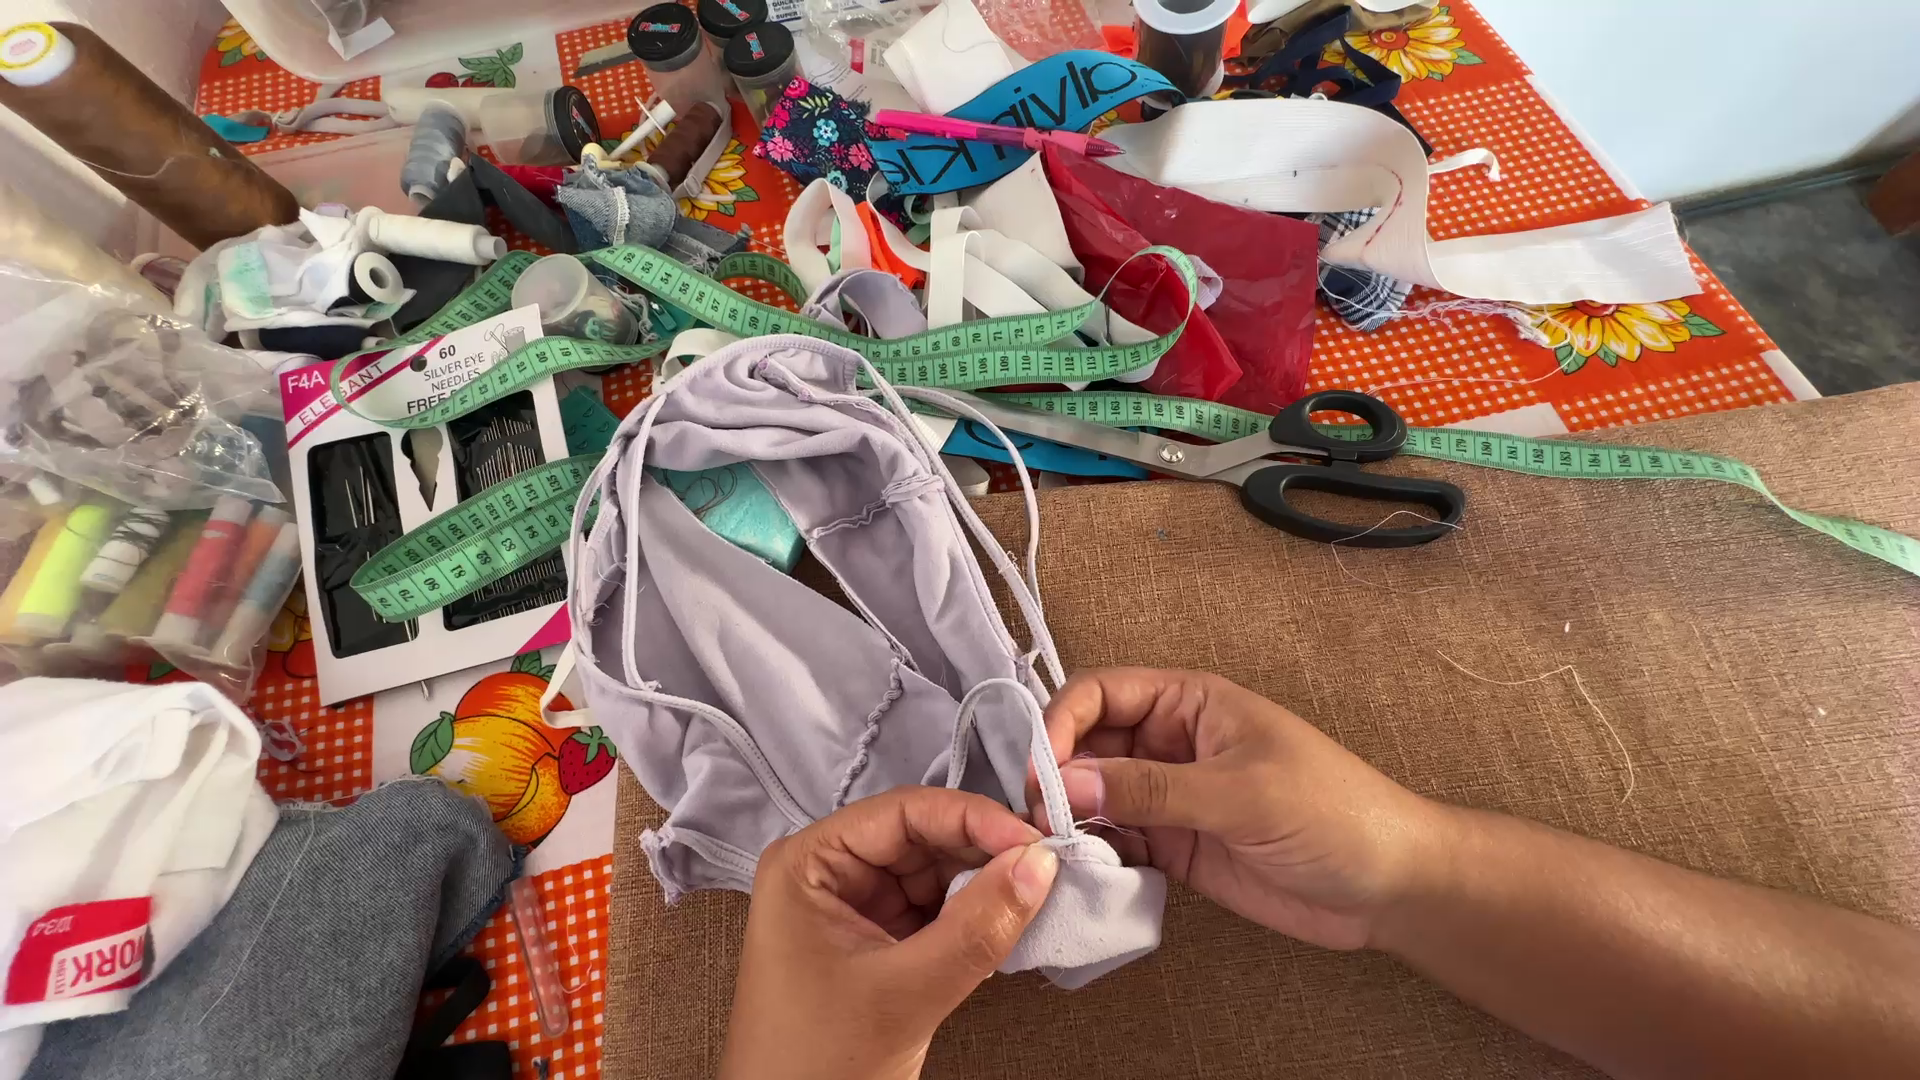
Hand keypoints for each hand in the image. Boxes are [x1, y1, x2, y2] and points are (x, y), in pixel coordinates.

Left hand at [719, 786, 1059, 1079]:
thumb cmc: (822, 1067)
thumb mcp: (902, 995)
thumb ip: (975, 928)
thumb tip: (1042, 863)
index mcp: (811, 861)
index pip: (902, 813)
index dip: (970, 817)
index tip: (1032, 838)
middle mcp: (832, 869)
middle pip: (921, 836)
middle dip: (982, 847)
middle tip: (1046, 861)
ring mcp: (856, 903)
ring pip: (934, 870)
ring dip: (984, 877)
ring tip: (1038, 884)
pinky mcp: (880, 937)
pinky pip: (935, 906)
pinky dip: (974, 910)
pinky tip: (1010, 910)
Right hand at [1041, 668, 1447, 950]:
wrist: (1391, 889)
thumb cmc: (1331, 811)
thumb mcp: (1241, 792)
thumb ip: (1153, 788)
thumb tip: (1068, 784)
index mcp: (1185, 702)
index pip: (1101, 692)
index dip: (1063, 722)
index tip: (1043, 771)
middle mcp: (1166, 741)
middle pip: (1088, 743)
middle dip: (1059, 773)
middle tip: (1040, 819)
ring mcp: (1167, 793)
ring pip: (1095, 792)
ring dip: (1071, 816)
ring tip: (1054, 849)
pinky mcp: (1172, 842)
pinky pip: (1116, 837)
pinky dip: (1094, 852)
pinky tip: (1086, 871)